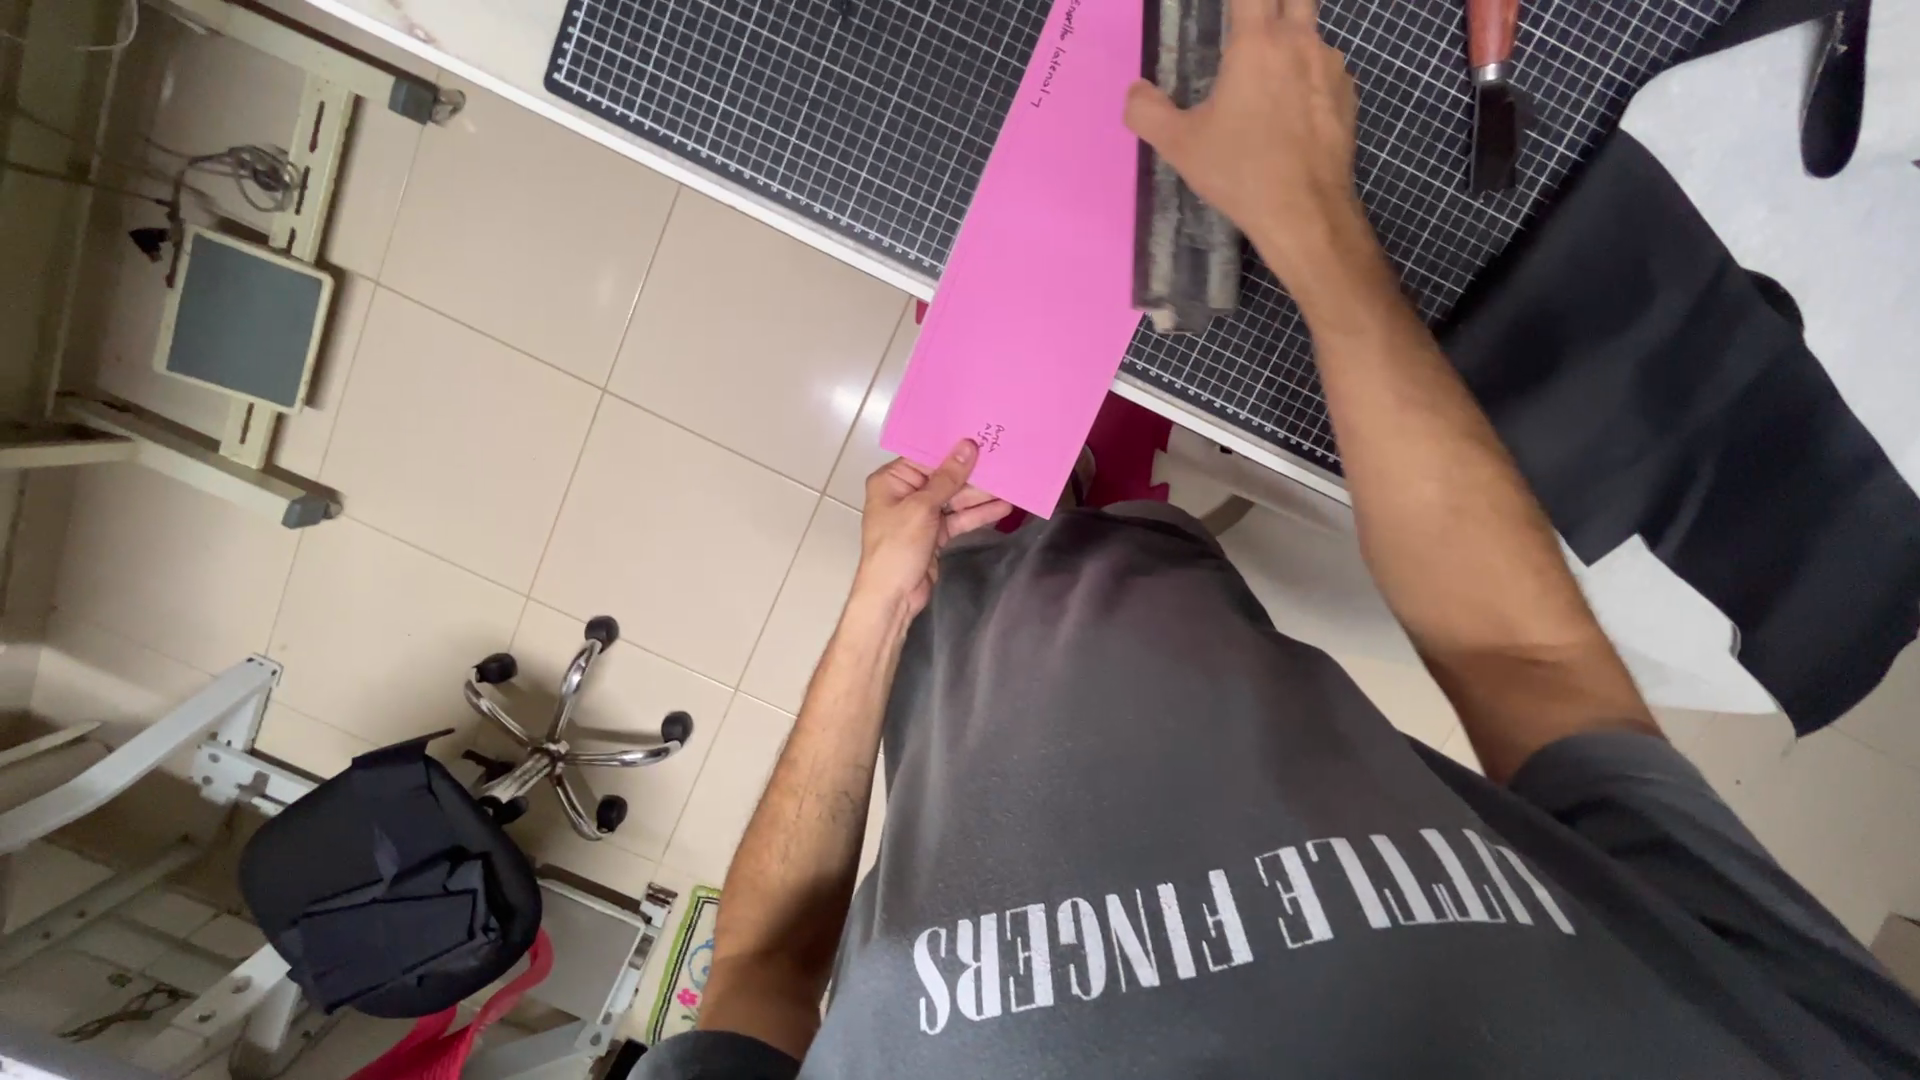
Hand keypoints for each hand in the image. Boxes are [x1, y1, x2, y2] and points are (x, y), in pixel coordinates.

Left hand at [855, 440, 1011, 617]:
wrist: (893, 596)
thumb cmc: (897, 547)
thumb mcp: (922, 508)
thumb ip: (948, 478)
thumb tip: (968, 447)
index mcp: (891, 480)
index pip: (926, 457)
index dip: (953, 450)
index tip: (982, 439)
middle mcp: (905, 493)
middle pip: (944, 478)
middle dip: (972, 474)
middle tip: (1003, 461)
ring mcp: (921, 515)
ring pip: (955, 499)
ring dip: (981, 495)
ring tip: (1011, 483)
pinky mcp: (935, 533)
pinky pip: (959, 518)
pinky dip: (978, 514)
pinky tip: (1002, 507)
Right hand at [1124, 0, 1379, 302]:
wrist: (1304, 210)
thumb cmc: (1239, 172)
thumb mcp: (1179, 146)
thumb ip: (1147, 113)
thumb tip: (1134, 92)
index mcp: (1257, 43)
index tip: (1227, 9)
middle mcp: (1300, 41)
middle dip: (1270, 4)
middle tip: (1250, 23)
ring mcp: (1330, 66)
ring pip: (1310, 33)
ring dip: (1290, 43)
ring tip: (1267, 81)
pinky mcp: (1347, 94)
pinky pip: (1324, 71)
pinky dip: (1307, 80)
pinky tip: (1292, 114)